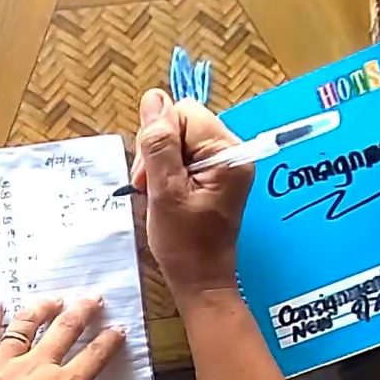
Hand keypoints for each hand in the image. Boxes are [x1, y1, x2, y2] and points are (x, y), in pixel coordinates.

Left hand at [0, 296, 124, 379]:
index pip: (92, 358)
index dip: (108, 342)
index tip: (118, 329)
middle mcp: (34, 369)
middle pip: (64, 330)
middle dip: (81, 311)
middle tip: (92, 297)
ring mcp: (3, 364)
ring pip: (26, 325)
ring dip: (42, 308)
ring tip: (52, 298)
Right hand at [131, 88, 253, 301]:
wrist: (200, 281)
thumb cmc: (183, 244)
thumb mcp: (164, 193)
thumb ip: (158, 145)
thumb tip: (153, 98)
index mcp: (227, 153)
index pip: (184, 113)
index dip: (158, 139)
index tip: (148, 177)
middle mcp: (232, 153)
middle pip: (182, 124)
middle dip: (158, 152)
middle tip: (149, 189)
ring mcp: (225, 166)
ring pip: (179, 141)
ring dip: (159, 165)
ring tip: (156, 196)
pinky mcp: (216, 178)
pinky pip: (185, 159)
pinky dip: (168, 175)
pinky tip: (164, 196)